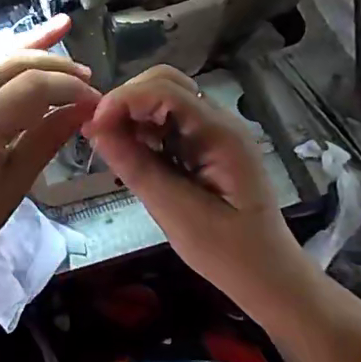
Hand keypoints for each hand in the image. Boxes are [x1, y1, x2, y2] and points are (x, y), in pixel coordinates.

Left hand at [0, 19, 100, 272]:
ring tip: (61, 29)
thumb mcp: (18, 179)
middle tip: (86, 72)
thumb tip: (85, 107)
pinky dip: (3, 60)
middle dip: (52, 64)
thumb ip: (50, 136)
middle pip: (11, 64)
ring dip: (27, 49)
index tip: (94, 97)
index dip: (68, 86)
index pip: (32, 87)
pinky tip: (24, 46)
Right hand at [82, 65, 317, 311]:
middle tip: (97, 133)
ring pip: (162, 98)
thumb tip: (94, 129)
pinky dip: (141, 129)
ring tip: (108, 144)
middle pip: (164, 83)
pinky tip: (127, 152)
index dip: (123, 100)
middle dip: (125, 100)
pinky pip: (166, 121)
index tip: (91, 126)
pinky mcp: (203, 146)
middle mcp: (218, 122)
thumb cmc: (228, 252)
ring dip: (131, 114)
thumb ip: (137, 167)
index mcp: (221, 135)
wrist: (269, 278)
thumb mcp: (177, 213)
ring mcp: (212, 132)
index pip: (165, 91)